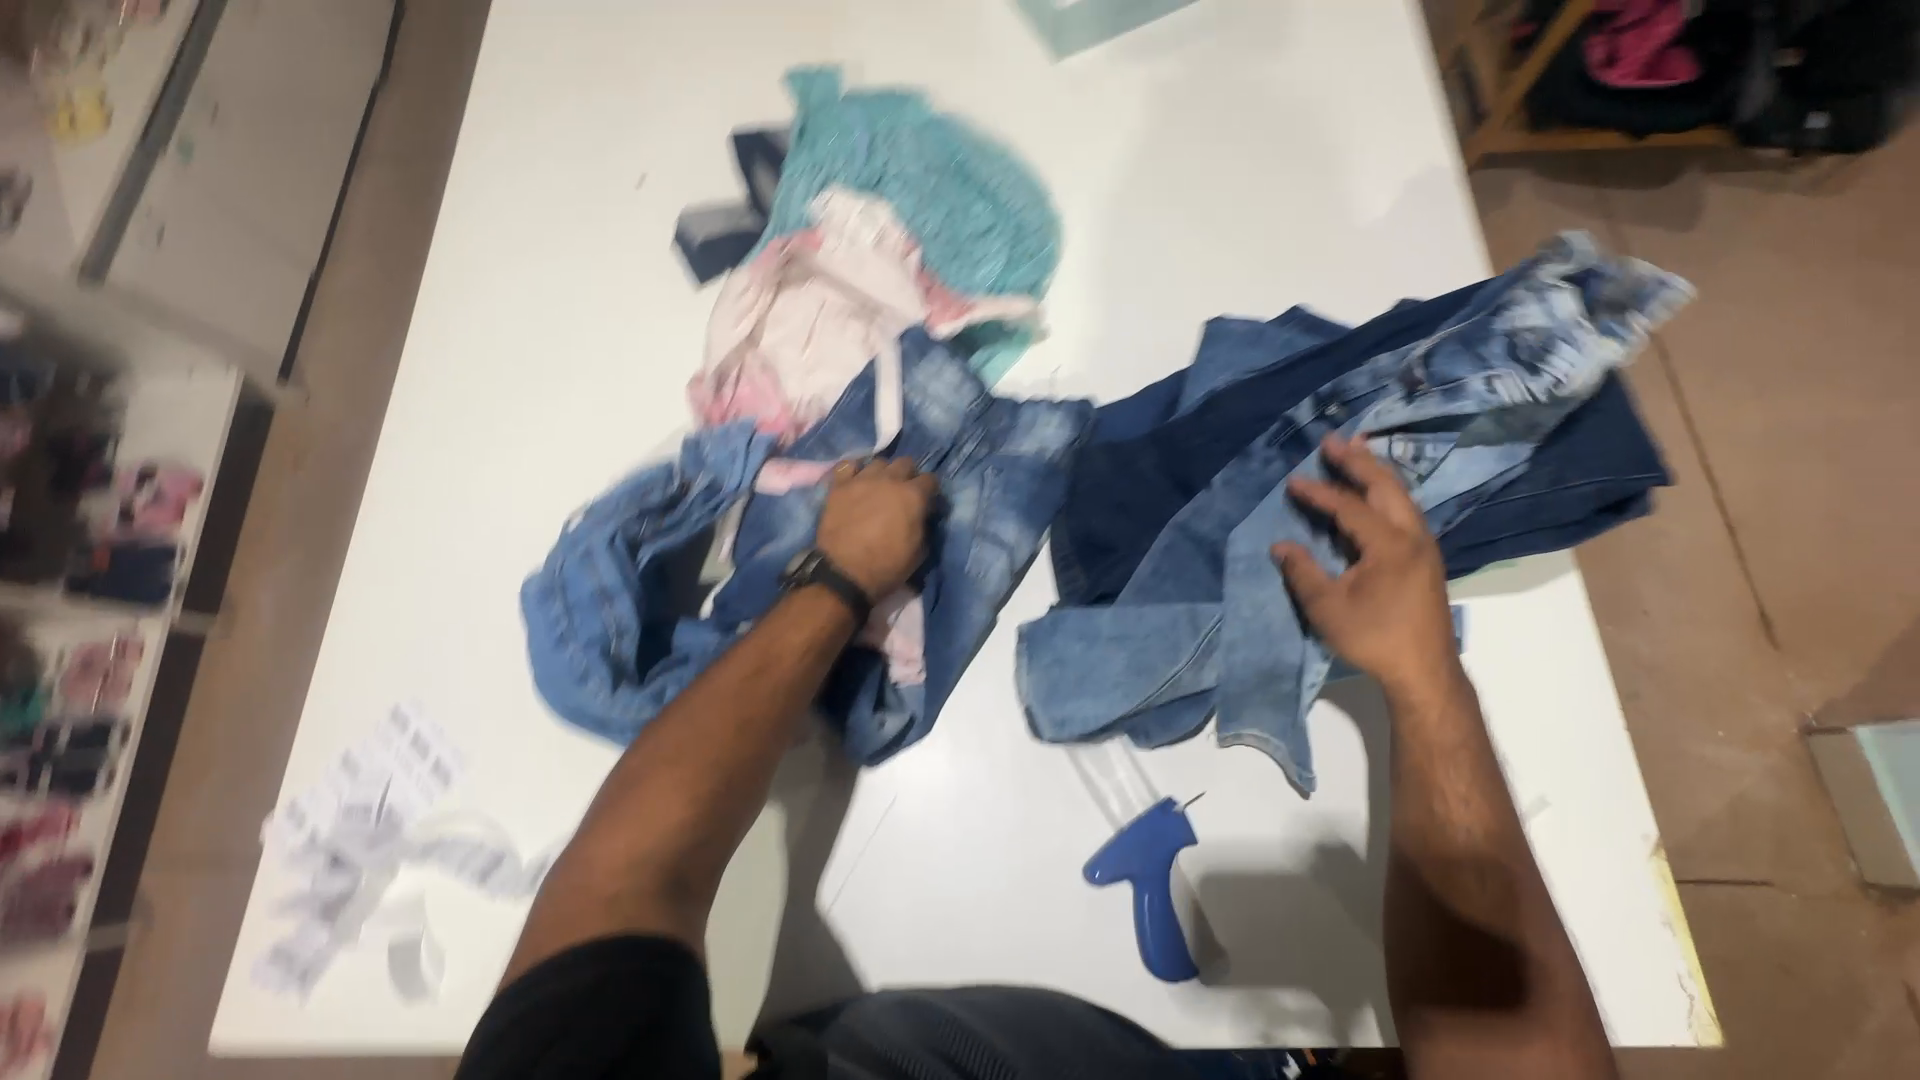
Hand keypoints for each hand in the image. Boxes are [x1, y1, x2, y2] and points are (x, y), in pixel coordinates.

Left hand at [816, 458, 937, 598]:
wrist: (844, 573)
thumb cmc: (887, 567)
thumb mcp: (920, 552)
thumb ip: (924, 526)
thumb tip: (922, 516)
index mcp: (913, 496)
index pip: (930, 479)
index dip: (930, 491)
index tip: (927, 501)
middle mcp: (889, 480)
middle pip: (905, 463)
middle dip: (908, 475)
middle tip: (903, 492)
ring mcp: (862, 480)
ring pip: (878, 462)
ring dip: (883, 473)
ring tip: (878, 487)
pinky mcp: (838, 486)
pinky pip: (847, 466)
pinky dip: (853, 471)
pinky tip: (855, 481)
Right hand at [1271, 434, 1458, 695]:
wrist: (1423, 669)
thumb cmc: (1373, 637)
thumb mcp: (1327, 608)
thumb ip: (1303, 571)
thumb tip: (1281, 544)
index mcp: (1389, 544)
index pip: (1348, 507)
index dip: (1318, 492)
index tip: (1292, 481)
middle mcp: (1412, 536)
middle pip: (1385, 486)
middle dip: (1357, 461)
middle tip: (1332, 440)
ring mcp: (1424, 546)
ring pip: (1400, 496)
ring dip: (1375, 472)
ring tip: (1356, 451)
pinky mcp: (1425, 558)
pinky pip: (1404, 510)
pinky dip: (1386, 492)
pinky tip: (1374, 492)